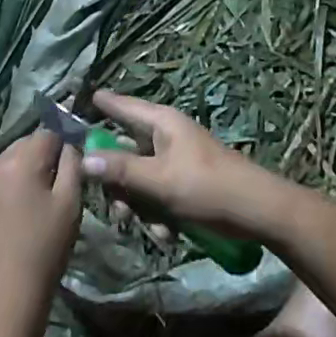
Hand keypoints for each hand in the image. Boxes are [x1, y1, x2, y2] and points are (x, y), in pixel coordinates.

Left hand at [0, 129, 81, 320]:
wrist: (1, 299)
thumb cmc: (43, 250)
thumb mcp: (70, 205)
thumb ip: (72, 167)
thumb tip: (70, 147)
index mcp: (19, 161)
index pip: (47, 133)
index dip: (64, 147)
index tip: (74, 171)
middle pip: (23, 146)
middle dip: (42, 158)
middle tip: (57, 189)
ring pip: (6, 166)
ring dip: (23, 175)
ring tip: (36, 206)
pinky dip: (7, 193)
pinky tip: (15, 221)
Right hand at [83, 91, 290, 238]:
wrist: (258, 213)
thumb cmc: (207, 187)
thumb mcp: (158, 181)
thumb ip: (120, 170)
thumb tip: (82, 160)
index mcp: (160, 122)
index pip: (121, 105)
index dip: (100, 104)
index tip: (77, 102)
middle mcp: (166, 135)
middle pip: (124, 150)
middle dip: (118, 184)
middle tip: (117, 209)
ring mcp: (176, 159)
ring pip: (139, 177)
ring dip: (139, 205)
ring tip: (148, 227)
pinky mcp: (185, 182)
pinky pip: (157, 193)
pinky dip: (158, 213)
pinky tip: (167, 234)